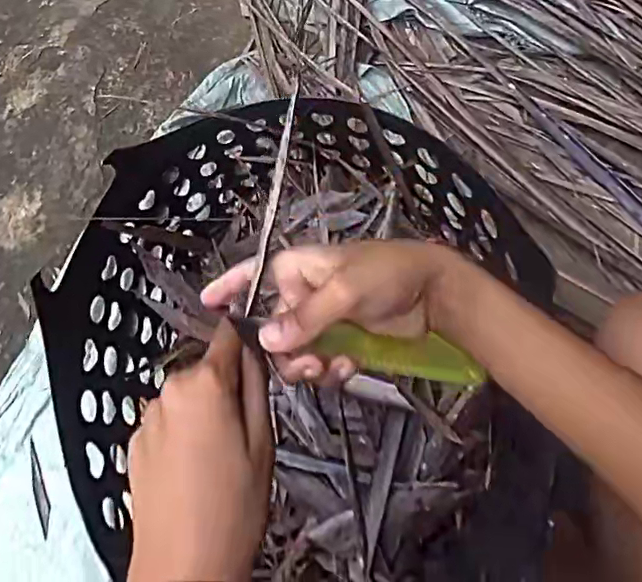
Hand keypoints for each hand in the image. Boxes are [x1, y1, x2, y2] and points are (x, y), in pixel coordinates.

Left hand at [127, 318, 273, 581]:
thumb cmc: (226, 516)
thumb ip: (257, 387)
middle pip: (206, 369)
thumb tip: (254, 354)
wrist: (181, 569)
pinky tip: (193, 472)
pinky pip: (167, 422)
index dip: (244, 341)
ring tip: (217, 461)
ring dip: (201, 415)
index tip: (254, 349)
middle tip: (241, 432)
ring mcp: (150, 415)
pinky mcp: (137, 440)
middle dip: (225, 390)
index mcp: (205, 384)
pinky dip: (180, 436)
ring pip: (187, 398)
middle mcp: (171, 390)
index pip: (227, 334)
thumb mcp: (263, 445)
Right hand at [200, 240, 471, 385]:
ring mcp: (321, 320)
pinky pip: (318, 363)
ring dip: (308, 366)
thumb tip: (265, 339)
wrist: (434, 294)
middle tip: (308, 365)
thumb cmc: (386, 274)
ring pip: (293, 352)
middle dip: (284, 351)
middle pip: (272, 328)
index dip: (227, 287)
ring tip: (332, 368)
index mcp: (295, 268)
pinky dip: (329, 372)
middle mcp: (301, 293)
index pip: (252, 272)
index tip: (207, 303)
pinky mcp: (339, 341)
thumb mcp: (345, 291)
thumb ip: (305, 317)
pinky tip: (348, 367)